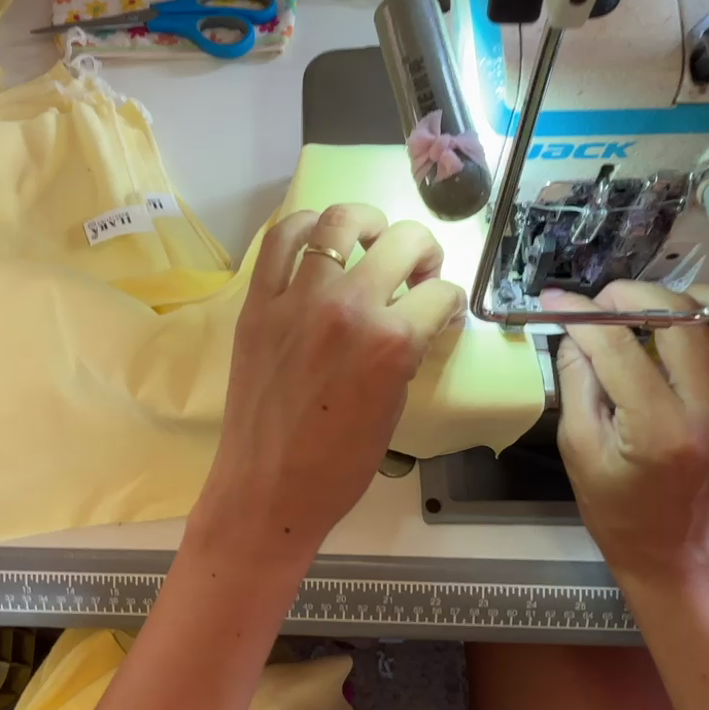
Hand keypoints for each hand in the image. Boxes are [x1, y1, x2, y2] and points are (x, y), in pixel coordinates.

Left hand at [196, 203, 464, 555]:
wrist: (268, 487)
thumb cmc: (340, 464)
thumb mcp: (395, 406)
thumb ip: (406, 351)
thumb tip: (414, 319)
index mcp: (392, 340)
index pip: (440, 293)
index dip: (450, 301)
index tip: (443, 309)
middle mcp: (349, 306)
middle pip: (403, 240)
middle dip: (424, 250)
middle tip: (417, 269)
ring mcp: (298, 299)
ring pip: (339, 222)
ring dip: (366, 223)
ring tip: (369, 238)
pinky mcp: (259, 303)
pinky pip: (280, 240)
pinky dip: (304, 228)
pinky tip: (316, 240)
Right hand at [543, 281, 708, 584]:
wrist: (670, 547)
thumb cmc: (615, 503)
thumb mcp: (577, 445)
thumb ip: (576, 380)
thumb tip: (577, 328)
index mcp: (660, 429)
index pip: (618, 346)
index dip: (581, 314)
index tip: (556, 300)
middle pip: (686, 321)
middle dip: (635, 296)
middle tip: (607, 304)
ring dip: (708, 301)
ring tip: (672, 309)